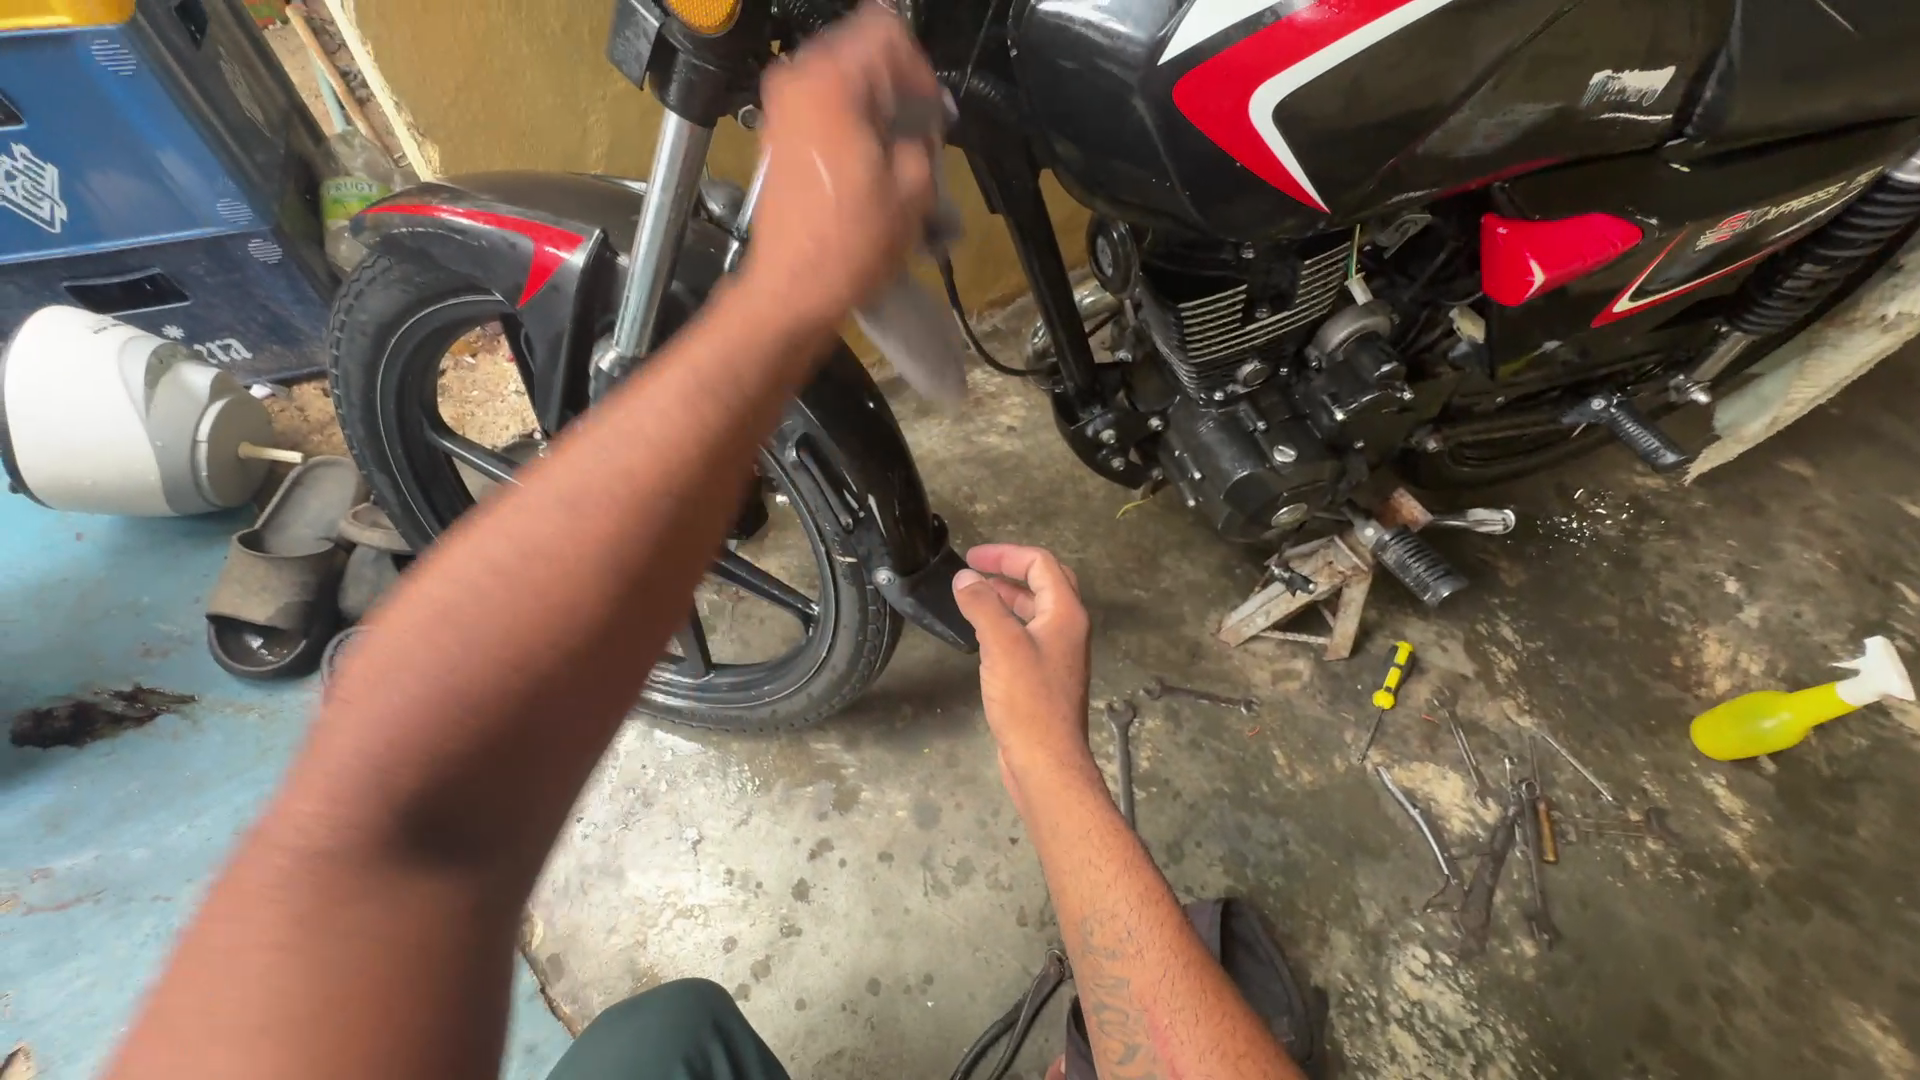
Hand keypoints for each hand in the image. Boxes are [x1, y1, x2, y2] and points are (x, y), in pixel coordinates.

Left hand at [740, 5, 940, 330]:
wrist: (792, 290)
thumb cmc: (851, 243)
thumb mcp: (913, 190)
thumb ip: (924, 139)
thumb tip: (920, 127)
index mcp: (831, 79)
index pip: (888, 33)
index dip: (920, 72)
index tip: (931, 115)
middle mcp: (797, 81)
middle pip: (863, 58)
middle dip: (898, 94)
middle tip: (921, 139)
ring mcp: (781, 112)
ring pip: (843, 89)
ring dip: (877, 117)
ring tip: (898, 163)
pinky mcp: (777, 142)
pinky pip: (823, 116)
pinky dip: (851, 134)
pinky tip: (870, 174)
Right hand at [951, 545, 1096, 808]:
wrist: (1046, 760)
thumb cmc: (1028, 700)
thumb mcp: (1001, 645)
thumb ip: (983, 605)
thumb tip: (966, 578)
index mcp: (1066, 613)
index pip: (1041, 564)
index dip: (1006, 554)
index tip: (972, 557)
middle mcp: (1068, 628)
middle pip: (1044, 583)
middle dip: (1010, 570)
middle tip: (976, 570)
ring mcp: (1058, 653)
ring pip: (1034, 610)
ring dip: (1007, 597)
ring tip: (974, 595)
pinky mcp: (1045, 675)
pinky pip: (1027, 634)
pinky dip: (1006, 622)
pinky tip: (982, 632)